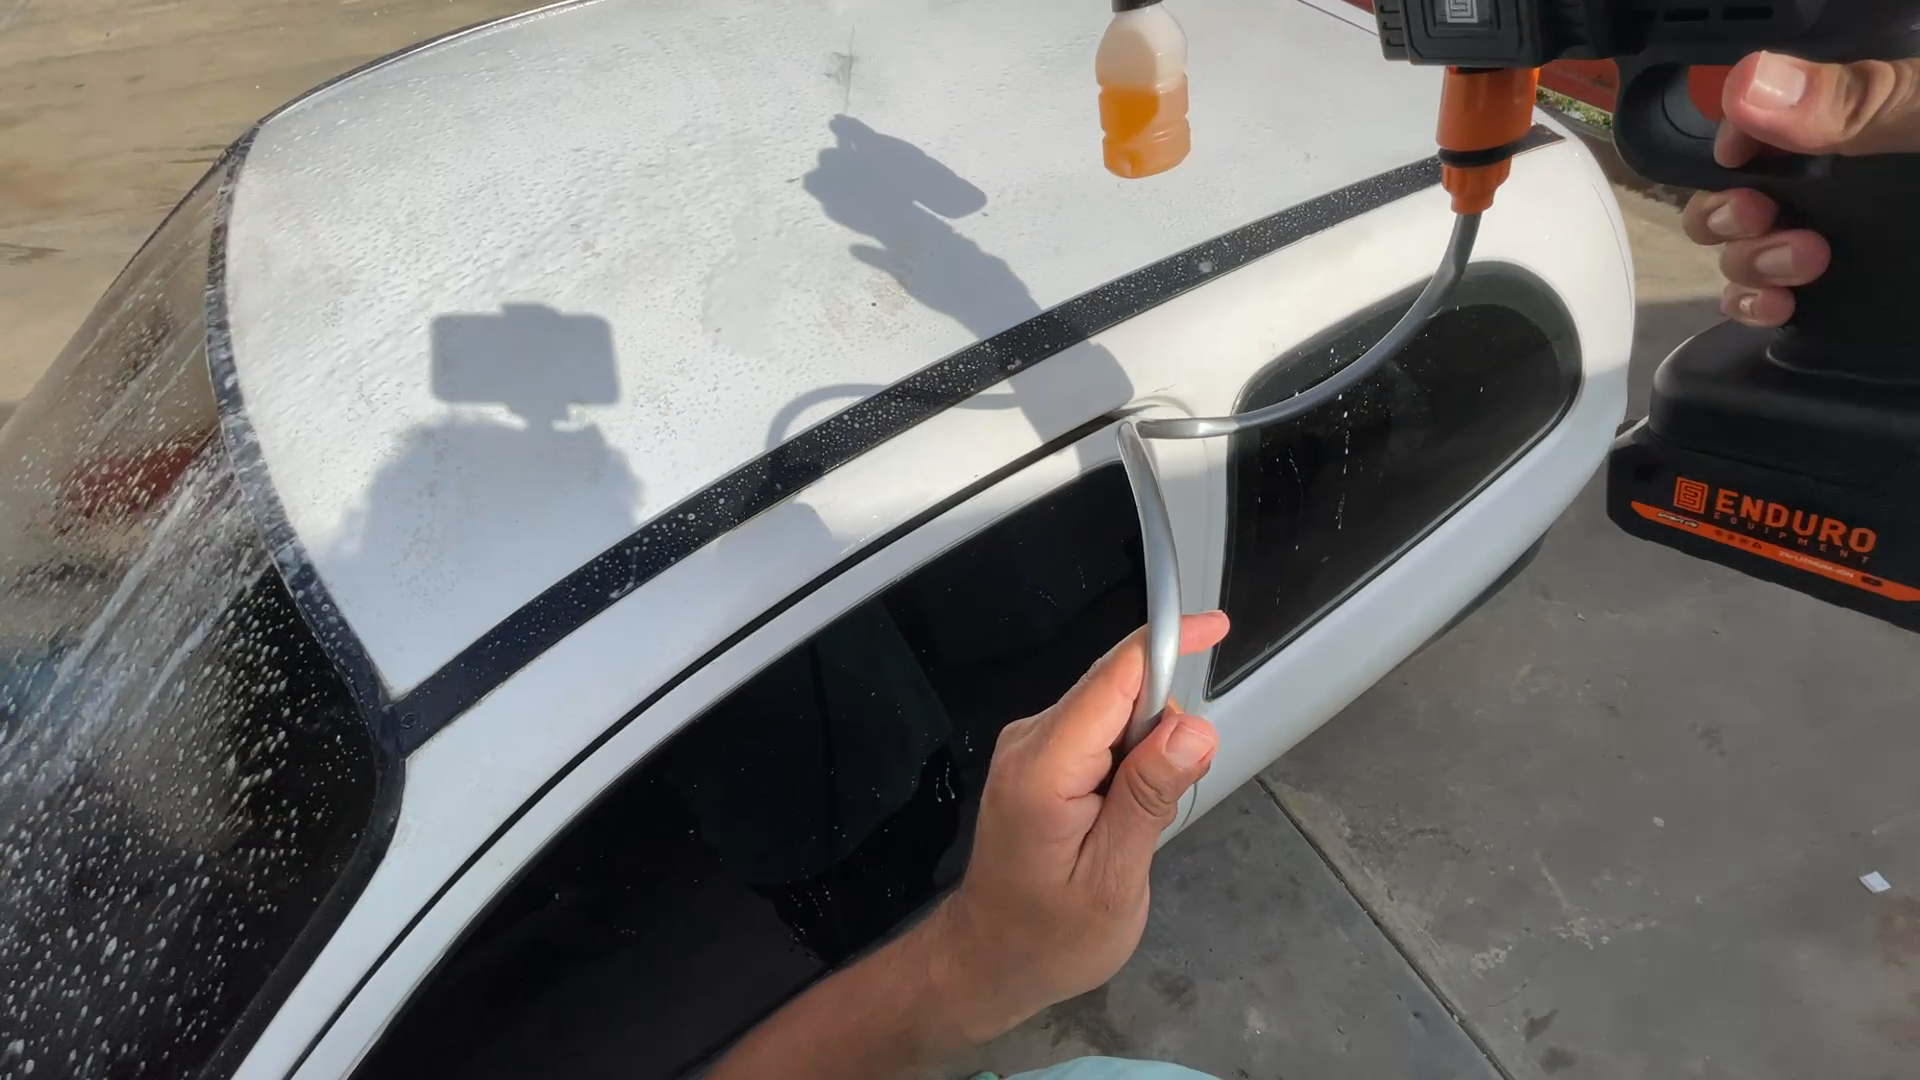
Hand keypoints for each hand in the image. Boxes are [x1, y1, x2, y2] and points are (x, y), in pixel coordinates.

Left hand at [929, 611, 1230, 1041]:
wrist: (989, 956)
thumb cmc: (1051, 935)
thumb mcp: (1116, 878)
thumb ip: (1150, 795)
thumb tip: (1195, 727)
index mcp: (1044, 766)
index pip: (1111, 680)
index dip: (1164, 645)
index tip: (1215, 625)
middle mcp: (1030, 739)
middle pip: (1114, 690)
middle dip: (1161, 725)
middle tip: (1165, 805)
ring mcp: (1028, 744)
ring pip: (1110, 710)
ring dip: (1144, 750)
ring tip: (1133, 825)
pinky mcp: (1036, 754)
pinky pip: (1096, 731)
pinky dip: (1125, 759)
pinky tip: (1118, 813)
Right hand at [1681, 52, 1919, 326]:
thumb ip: (1861, 98)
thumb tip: (1747, 80)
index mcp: (1883, 111)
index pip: (1770, 109)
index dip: (1739, 134)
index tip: (1744, 155)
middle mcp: (1853, 169)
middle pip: (1737, 186)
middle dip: (1729, 210)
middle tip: (1763, 218)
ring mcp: (1845, 230)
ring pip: (1740, 246)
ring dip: (1747, 261)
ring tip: (1798, 266)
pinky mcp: (1841, 287)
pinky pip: (1761, 295)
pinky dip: (1752, 303)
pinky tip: (1775, 304)